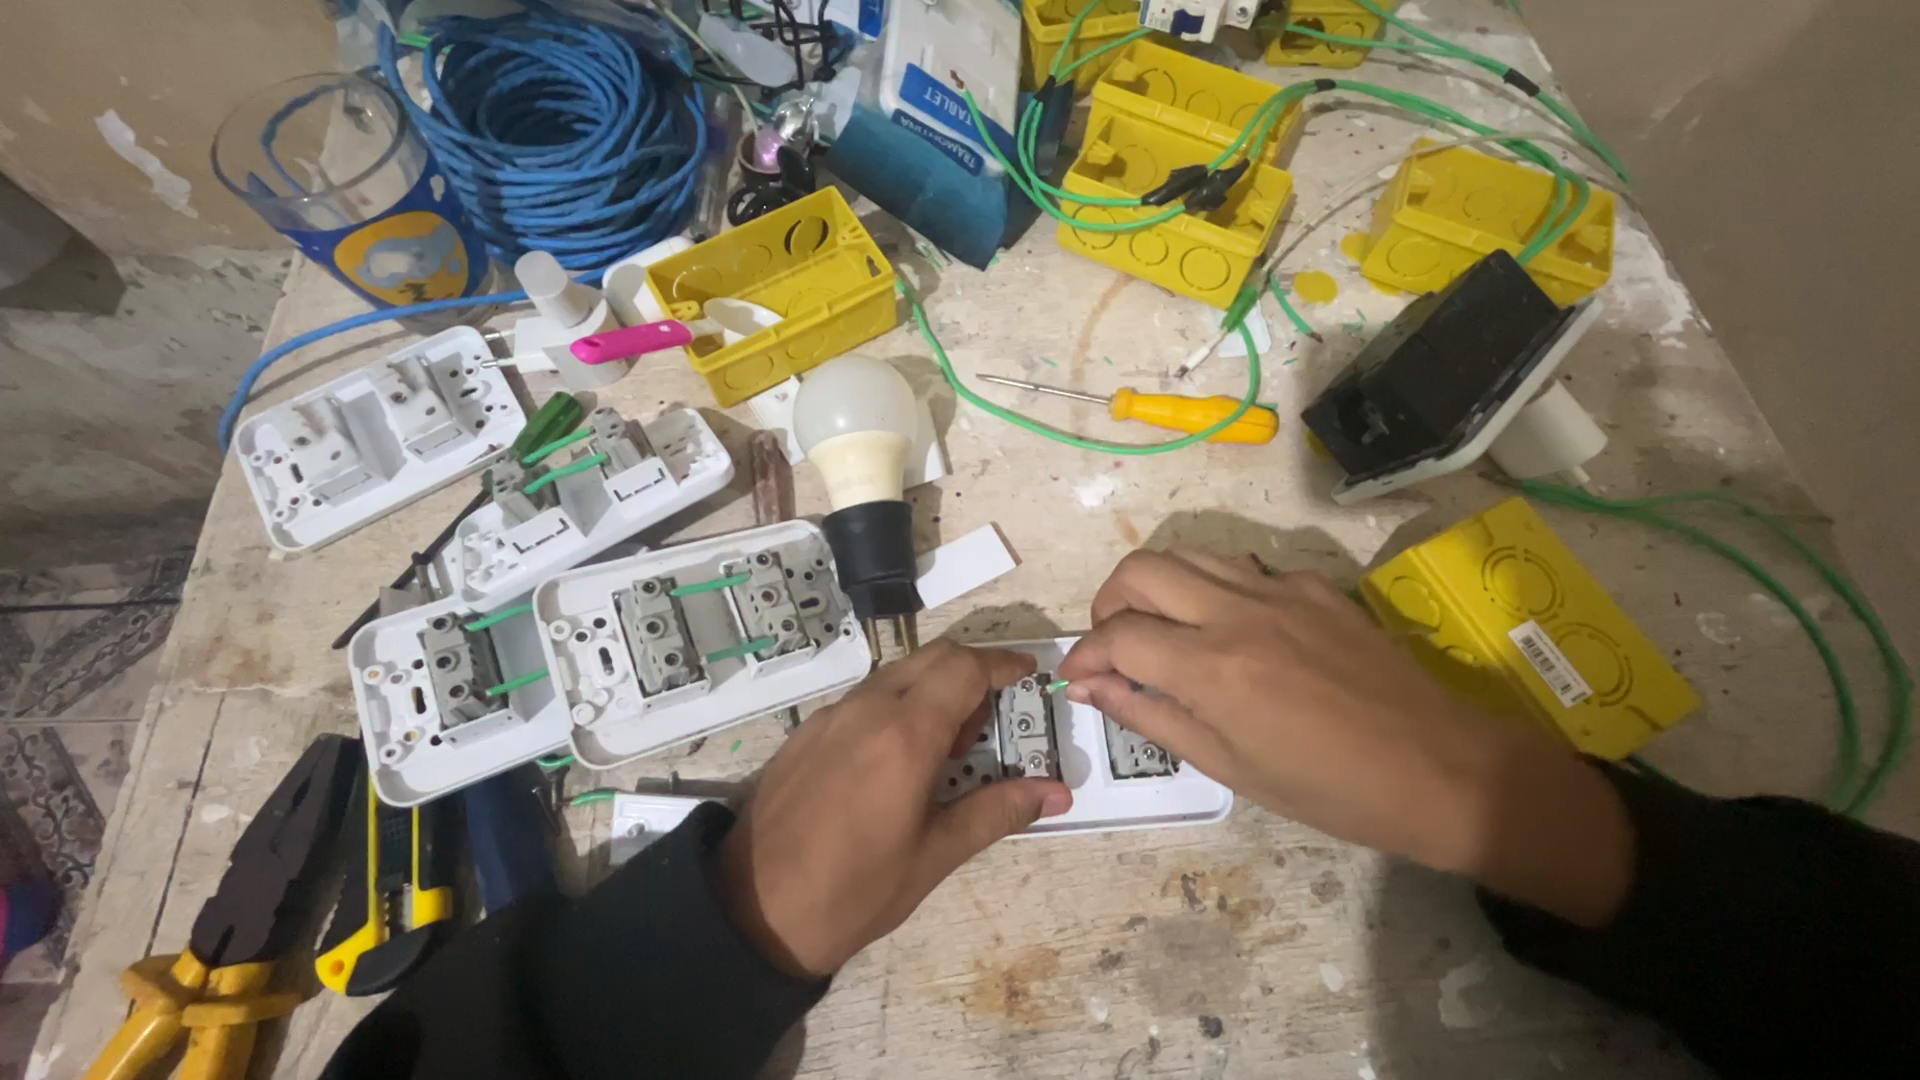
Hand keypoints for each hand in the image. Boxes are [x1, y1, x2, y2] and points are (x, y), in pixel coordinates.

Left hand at [718, 641, 1072, 977]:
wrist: (750, 909)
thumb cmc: (853, 890)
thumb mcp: (934, 856)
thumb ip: (996, 812)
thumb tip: (1055, 793)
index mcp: (904, 734)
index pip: (964, 668)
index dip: (1002, 664)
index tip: (1027, 675)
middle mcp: (867, 708)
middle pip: (933, 657)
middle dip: (972, 670)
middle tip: (993, 716)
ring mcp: (832, 714)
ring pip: (898, 673)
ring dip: (934, 687)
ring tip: (950, 743)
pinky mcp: (808, 729)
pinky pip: (867, 695)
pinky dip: (899, 702)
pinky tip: (899, 756)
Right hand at [1057, 549, 1632, 926]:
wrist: (1442, 770)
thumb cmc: (1327, 789)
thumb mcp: (1227, 767)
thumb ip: (1150, 716)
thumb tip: (1091, 688)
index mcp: (1212, 668)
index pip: (1118, 635)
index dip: (1083, 654)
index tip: (1076, 677)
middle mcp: (1237, 613)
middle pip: (1141, 569)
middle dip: (1109, 602)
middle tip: (1114, 642)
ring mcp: (1278, 589)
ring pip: (1188, 553)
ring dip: (1156, 584)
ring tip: (1159, 626)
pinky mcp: (1312, 585)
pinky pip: (1240, 568)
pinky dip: (1212, 589)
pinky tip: (1229, 628)